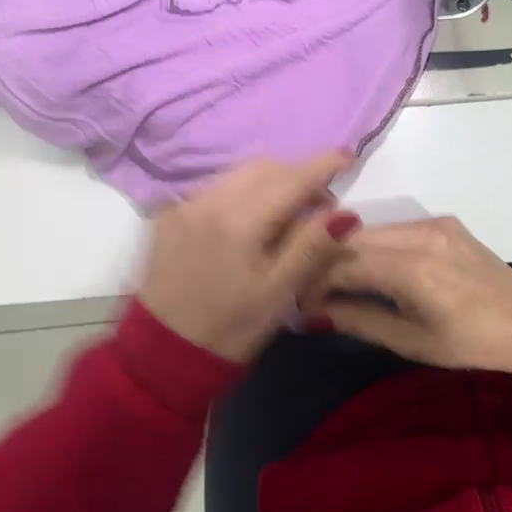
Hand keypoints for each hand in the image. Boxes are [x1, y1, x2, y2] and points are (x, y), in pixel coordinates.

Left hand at [138, 153, 358, 362]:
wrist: (162, 353)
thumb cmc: (230, 328)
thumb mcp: (278, 293)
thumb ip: (311, 247)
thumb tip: (344, 214)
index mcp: (238, 221)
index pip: (291, 178)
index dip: (323, 165)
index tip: (348, 157)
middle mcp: (208, 201)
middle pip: (264, 168)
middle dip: (297, 177)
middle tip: (320, 207)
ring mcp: (184, 206)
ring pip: (238, 175)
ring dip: (269, 183)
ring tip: (286, 216)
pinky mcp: (169, 216)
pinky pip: (215, 189)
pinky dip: (242, 194)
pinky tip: (250, 224)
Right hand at [301, 216, 511, 372]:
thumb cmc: (467, 343)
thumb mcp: (409, 342)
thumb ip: (358, 320)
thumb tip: (312, 313)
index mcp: (413, 270)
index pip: (343, 262)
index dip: (314, 280)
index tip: (299, 301)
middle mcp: (421, 234)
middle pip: (353, 238)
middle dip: (326, 261)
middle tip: (311, 289)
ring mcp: (435, 222)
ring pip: (372, 229)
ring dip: (348, 251)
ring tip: (336, 279)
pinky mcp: (445, 221)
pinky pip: (396, 227)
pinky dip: (375, 244)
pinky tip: (370, 266)